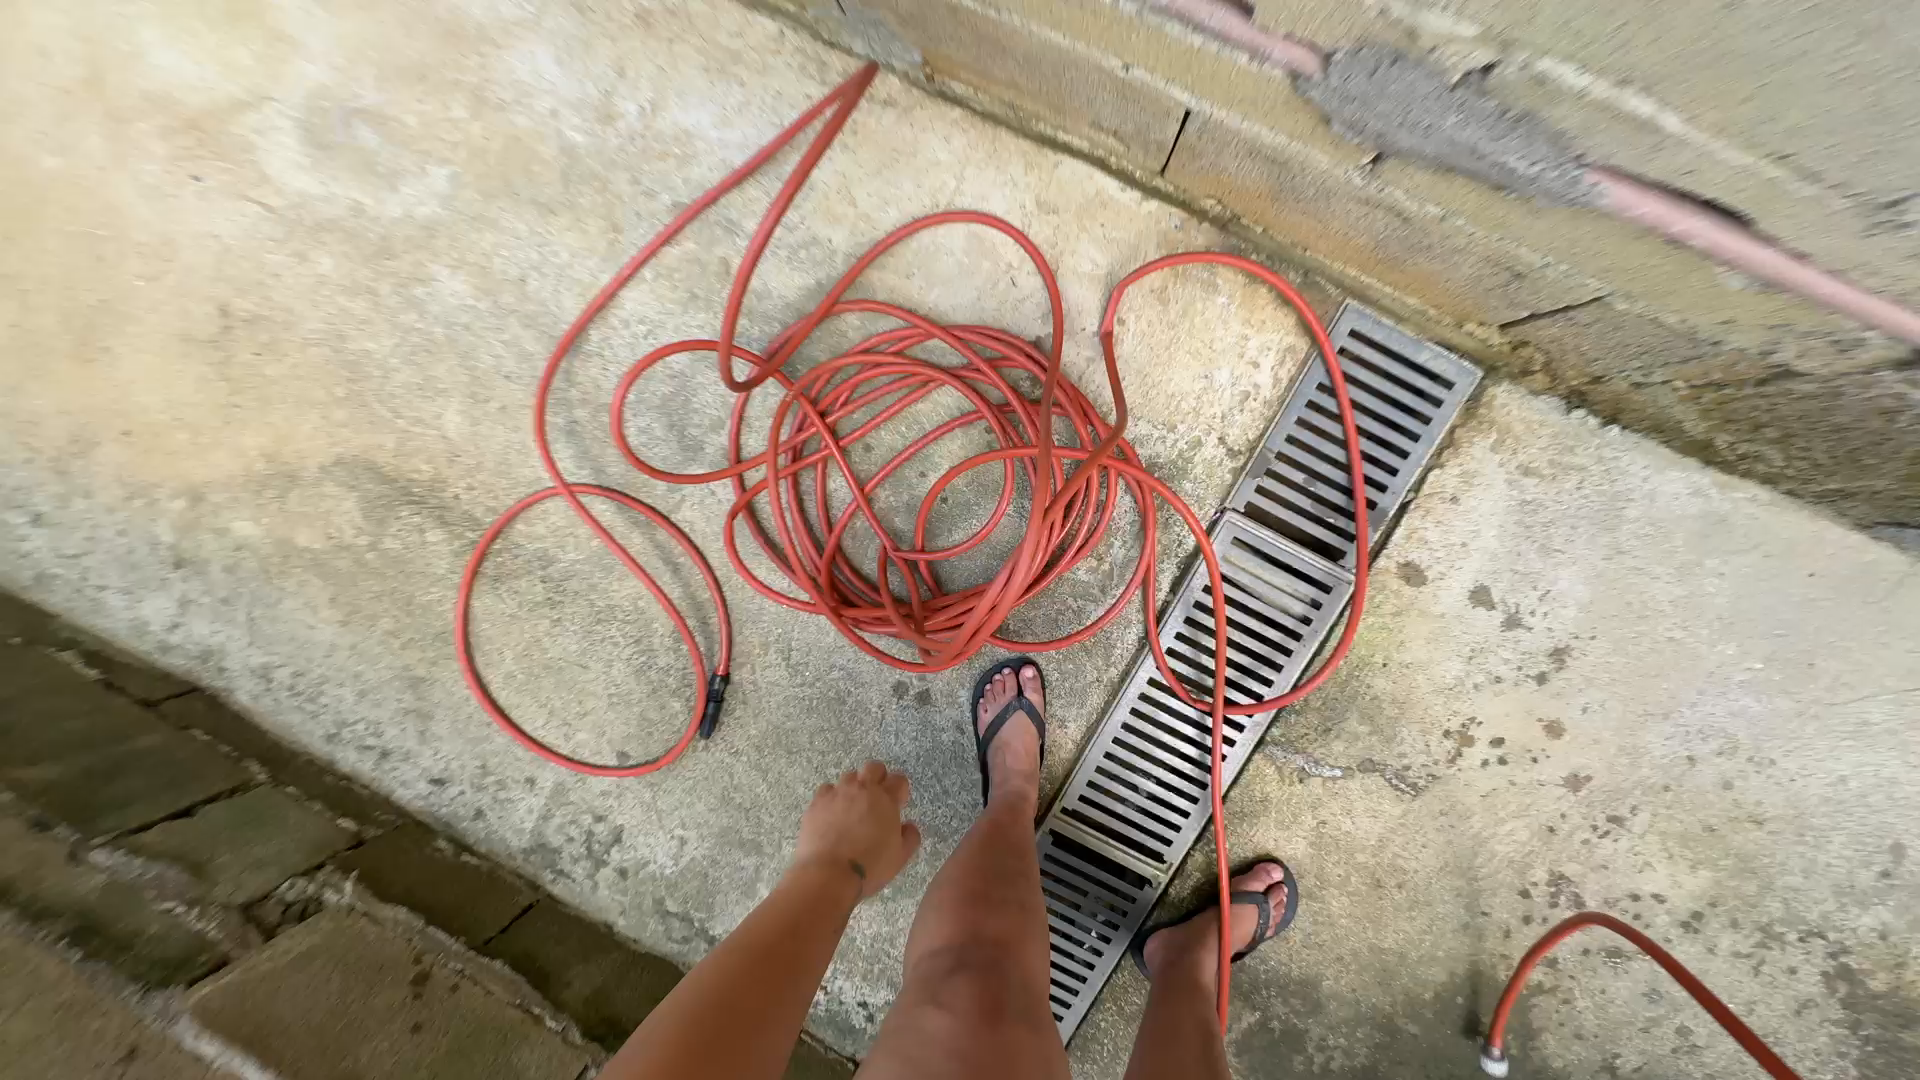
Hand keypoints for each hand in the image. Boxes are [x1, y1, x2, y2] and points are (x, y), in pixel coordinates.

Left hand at [792, 761, 921, 900]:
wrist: (829, 874)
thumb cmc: (870, 866)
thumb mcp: (900, 856)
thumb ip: (910, 836)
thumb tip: (908, 825)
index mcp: (885, 799)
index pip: (899, 779)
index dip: (900, 789)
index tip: (898, 802)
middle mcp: (862, 789)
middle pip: (873, 767)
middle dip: (878, 777)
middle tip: (877, 797)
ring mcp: (838, 793)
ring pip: (849, 776)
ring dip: (854, 787)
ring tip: (852, 807)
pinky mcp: (817, 802)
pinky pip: (827, 790)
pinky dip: (832, 797)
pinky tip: (832, 813)